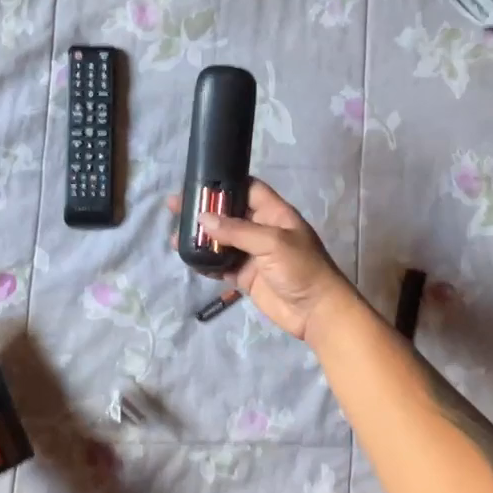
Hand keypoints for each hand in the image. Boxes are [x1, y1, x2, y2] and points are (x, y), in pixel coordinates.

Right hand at [166, 179, 358, 339]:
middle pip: (228, 214)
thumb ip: (237, 230)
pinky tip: (187, 257)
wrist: (315, 312)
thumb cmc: (301, 268)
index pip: (248, 189)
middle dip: (205, 210)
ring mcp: (252, 254)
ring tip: (176, 234)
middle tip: (176, 206)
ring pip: (221, 240)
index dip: (226, 183)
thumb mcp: (272, 242)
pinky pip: (221, 264)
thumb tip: (203, 219)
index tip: (198, 181)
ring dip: (201, 237)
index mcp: (274, 213)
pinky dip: (205, 261)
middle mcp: (262, 230)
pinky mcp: (245, 275)